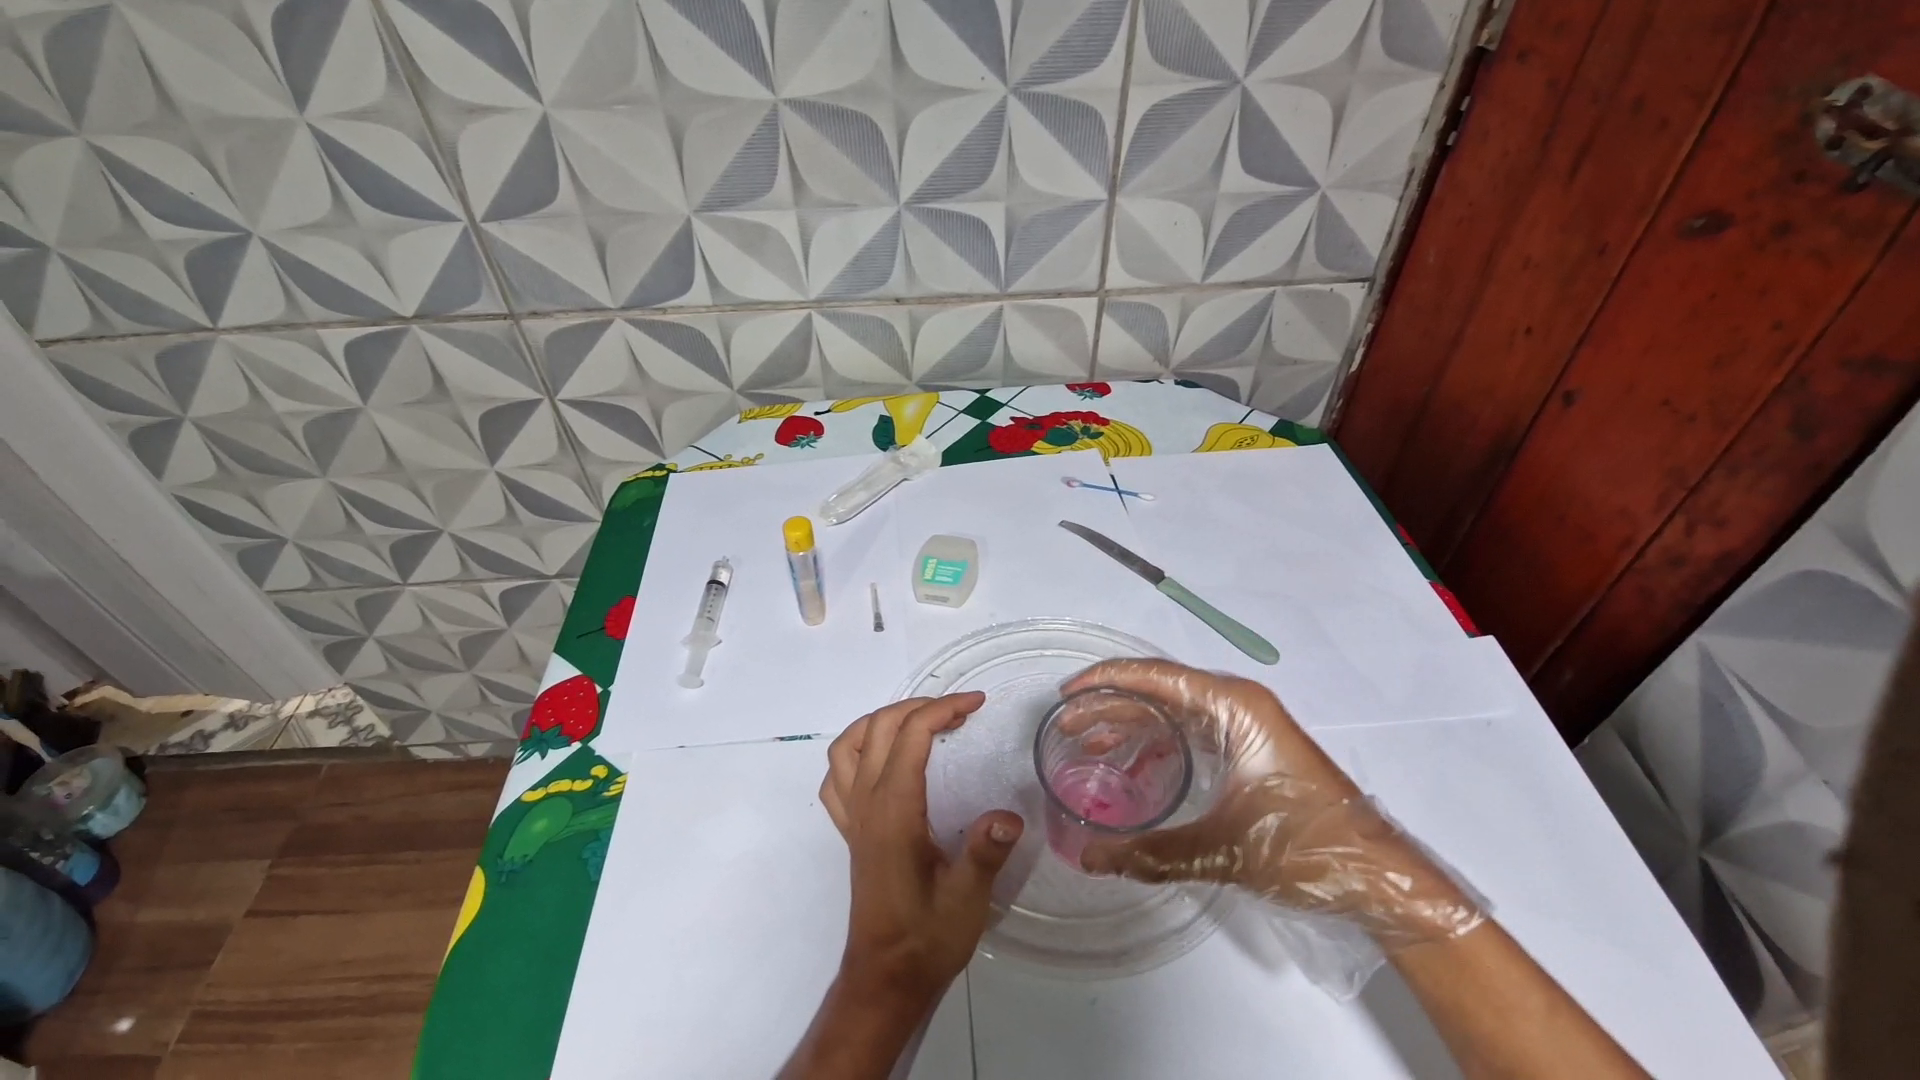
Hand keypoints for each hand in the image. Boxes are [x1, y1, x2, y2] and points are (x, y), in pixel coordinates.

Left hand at [820, 692, 1023, 1004]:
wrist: (887, 977)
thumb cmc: (928, 937)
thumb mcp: (967, 898)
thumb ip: (985, 853)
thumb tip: (1010, 816)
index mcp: (894, 813)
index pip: (910, 738)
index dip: (943, 710)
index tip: (977, 704)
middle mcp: (866, 807)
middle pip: (878, 730)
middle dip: (918, 707)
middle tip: (960, 710)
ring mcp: (853, 818)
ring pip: (848, 747)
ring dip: (881, 722)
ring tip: (920, 722)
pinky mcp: (851, 833)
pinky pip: (837, 779)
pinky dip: (856, 753)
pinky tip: (883, 761)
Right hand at [1063, 659, 1484, 949]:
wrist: (1380, 876)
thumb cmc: (1306, 846)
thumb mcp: (1224, 849)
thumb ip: (1151, 853)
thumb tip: (1088, 859)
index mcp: (1235, 707)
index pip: (1158, 677)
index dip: (1107, 681)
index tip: (1066, 696)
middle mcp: (1239, 706)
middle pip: (1161, 691)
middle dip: (1111, 706)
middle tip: (1067, 727)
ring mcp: (1248, 727)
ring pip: (1175, 714)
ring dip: (1132, 727)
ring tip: (1088, 748)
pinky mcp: (1252, 751)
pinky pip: (1193, 735)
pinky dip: (1158, 747)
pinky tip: (1132, 771)